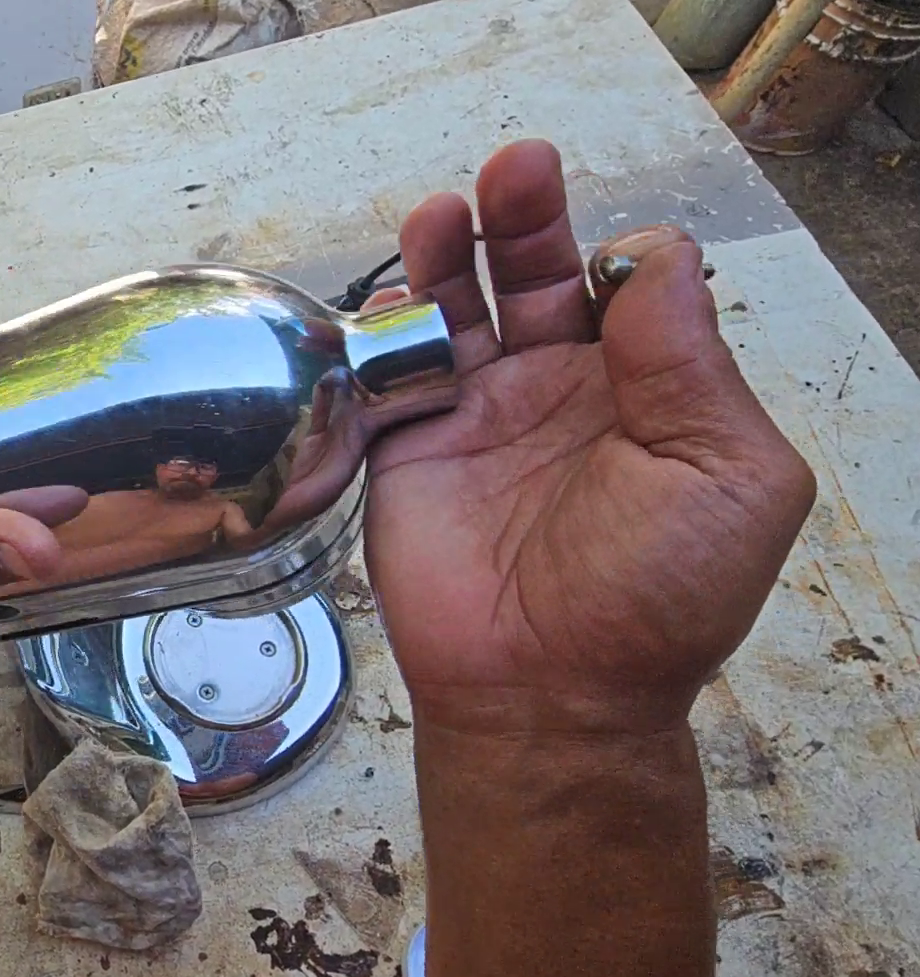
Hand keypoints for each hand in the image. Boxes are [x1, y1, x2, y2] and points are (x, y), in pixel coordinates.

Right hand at [362, 140, 814, 729]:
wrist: (541, 683)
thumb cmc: (650, 594)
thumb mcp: (720, 474)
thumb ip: (682, 367)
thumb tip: (655, 260)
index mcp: (635, 390)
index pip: (622, 287)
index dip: (617, 259)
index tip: (611, 278)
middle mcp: (545, 392)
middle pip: (527, 284)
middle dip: (519, 224)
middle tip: (511, 168)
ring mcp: (465, 421)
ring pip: (447, 322)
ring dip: (442, 265)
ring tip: (437, 213)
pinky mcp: (400, 454)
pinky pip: (386, 386)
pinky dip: (381, 344)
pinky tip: (385, 307)